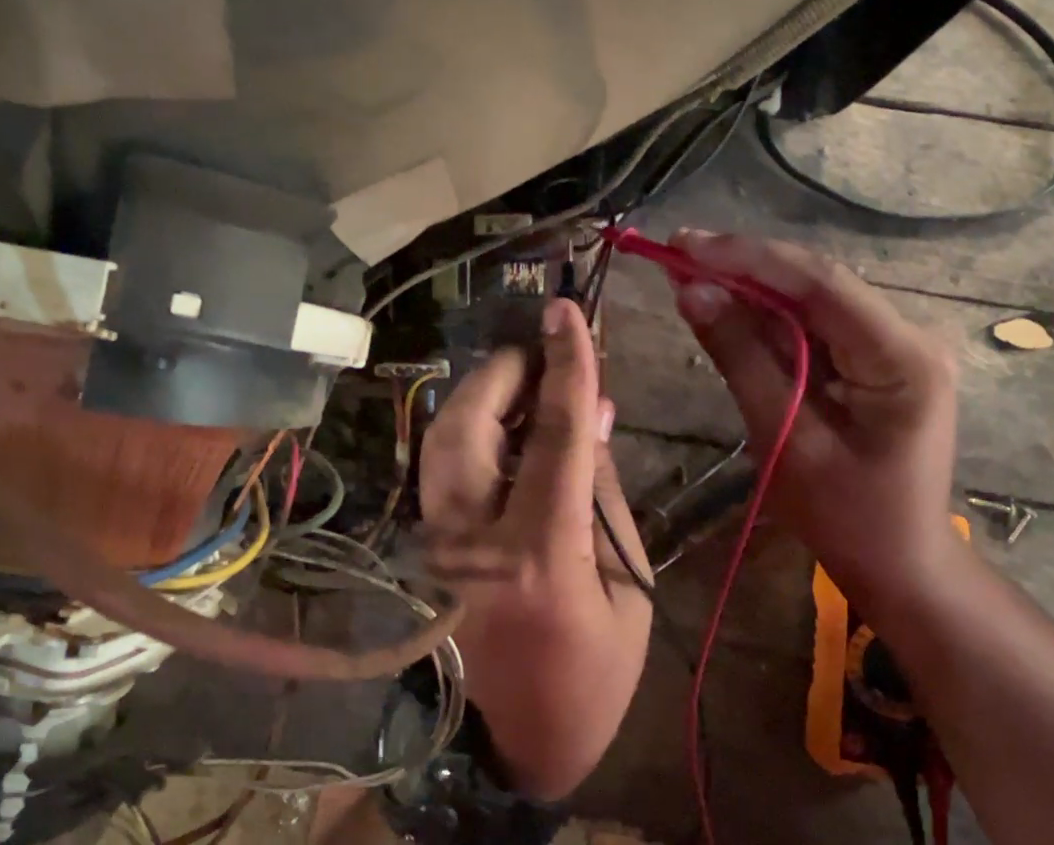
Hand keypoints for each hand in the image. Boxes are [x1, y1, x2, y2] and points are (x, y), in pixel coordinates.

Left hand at [418, 298, 651, 799]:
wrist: (522, 742)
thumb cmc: (595, 676)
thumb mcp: (628, 586)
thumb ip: (604, 491)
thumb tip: (595, 411)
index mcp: (540, 556)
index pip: (556, 436)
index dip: (567, 365)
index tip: (567, 310)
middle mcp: (473, 540)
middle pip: (468, 424)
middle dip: (503, 371)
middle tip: (540, 347)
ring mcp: (436, 544)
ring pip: (439, 439)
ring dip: (479, 395)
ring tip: (524, 380)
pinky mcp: (426, 549)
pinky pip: (440, 467)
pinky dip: (469, 430)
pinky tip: (504, 424)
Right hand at [668, 230, 959, 612]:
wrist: (900, 566)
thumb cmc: (846, 517)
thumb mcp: (785, 439)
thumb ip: (740, 357)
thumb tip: (692, 291)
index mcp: (901, 357)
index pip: (819, 283)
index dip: (747, 256)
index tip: (683, 244)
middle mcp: (907, 336)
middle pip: (815, 282)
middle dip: (743, 265)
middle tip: (675, 253)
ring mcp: (893, 346)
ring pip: (810, 298)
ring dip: (749, 286)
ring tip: (686, 273)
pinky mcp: (874, 359)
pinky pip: (813, 324)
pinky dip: (765, 316)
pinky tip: (724, 305)